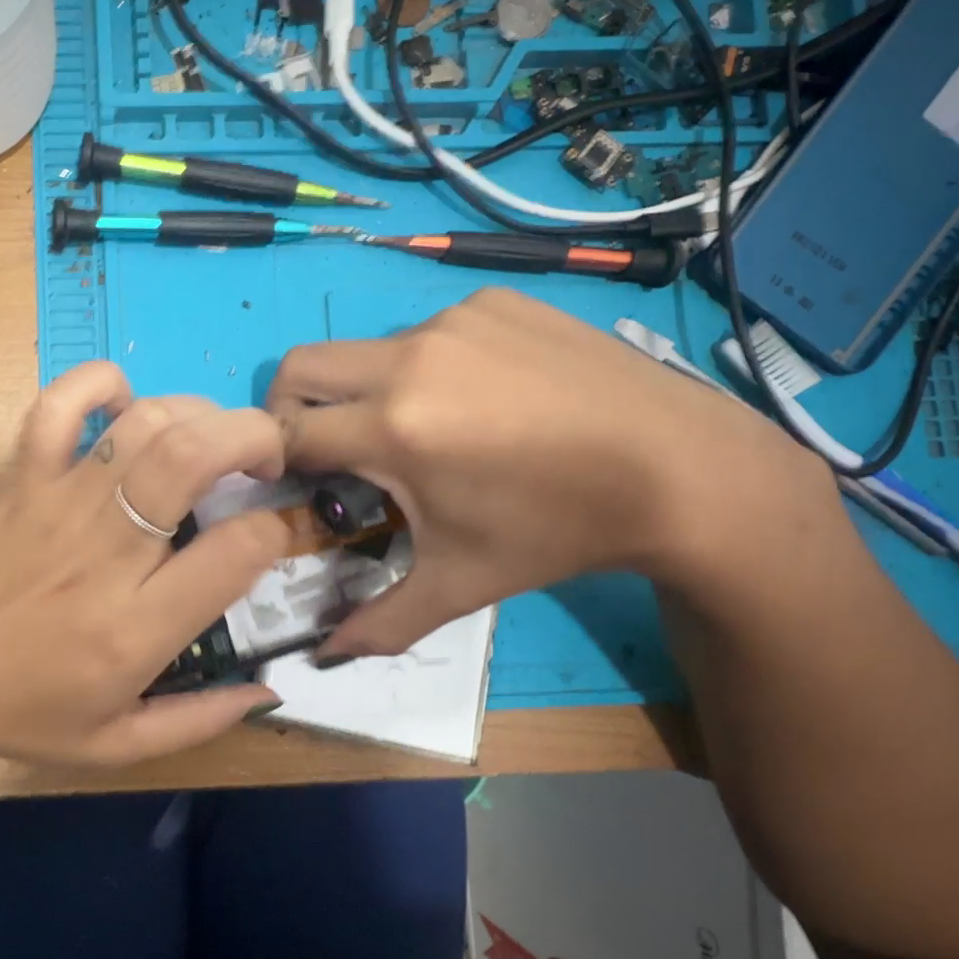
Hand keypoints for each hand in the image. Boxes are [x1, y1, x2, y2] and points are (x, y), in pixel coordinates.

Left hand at [0, 362, 292, 768]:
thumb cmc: (19, 713)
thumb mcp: (116, 745)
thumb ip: (200, 720)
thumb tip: (270, 690)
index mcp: (135, 627)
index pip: (237, 550)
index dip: (280, 529)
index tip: (282, 531)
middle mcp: (103, 553)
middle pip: (192, 457)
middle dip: (253, 437)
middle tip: (266, 459)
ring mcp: (58, 504)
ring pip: (141, 425)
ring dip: (196, 412)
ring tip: (211, 438)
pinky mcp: (21, 480)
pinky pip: (57, 405)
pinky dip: (100, 385)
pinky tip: (126, 405)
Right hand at [266, 289, 831, 656]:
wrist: (684, 473)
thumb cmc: (558, 533)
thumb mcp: (461, 584)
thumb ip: (380, 622)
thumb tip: (321, 658)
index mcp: (395, 426)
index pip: (285, 430)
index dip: (274, 459)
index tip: (293, 482)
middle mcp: (411, 356)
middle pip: (301, 365)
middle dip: (291, 407)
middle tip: (326, 448)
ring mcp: (456, 320)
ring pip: (368, 350)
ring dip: (367, 389)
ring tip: (426, 431)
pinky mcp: (496, 300)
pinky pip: (427, 332)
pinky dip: (426, 366)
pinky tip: (482, 400)